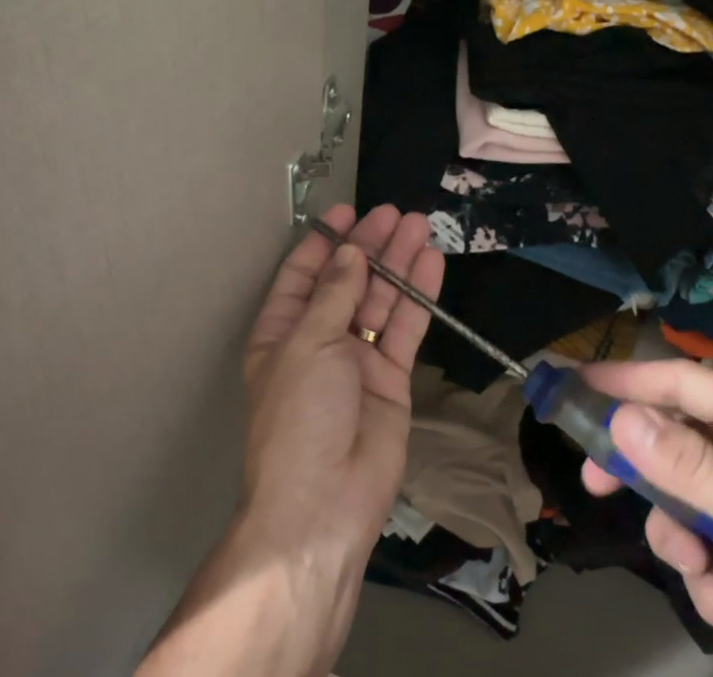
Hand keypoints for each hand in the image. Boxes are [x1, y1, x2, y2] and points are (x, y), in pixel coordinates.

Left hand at [137, 204, 441, 676]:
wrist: (324, 502)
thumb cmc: (298, 417)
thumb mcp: (307, 345)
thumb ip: (334, 295)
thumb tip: (350, 252)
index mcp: (281, 334)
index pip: (302, 277)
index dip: (324, 243)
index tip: (347, 211)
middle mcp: (318, 343)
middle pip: (347, 283)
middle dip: (370, 247)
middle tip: (396, 213)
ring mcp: (356, 362)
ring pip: (380, 301)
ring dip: (398, 265)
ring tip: (420, 225)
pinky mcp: (391, 380)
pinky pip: (404, 330)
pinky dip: (419, 298)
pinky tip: (431, 264)